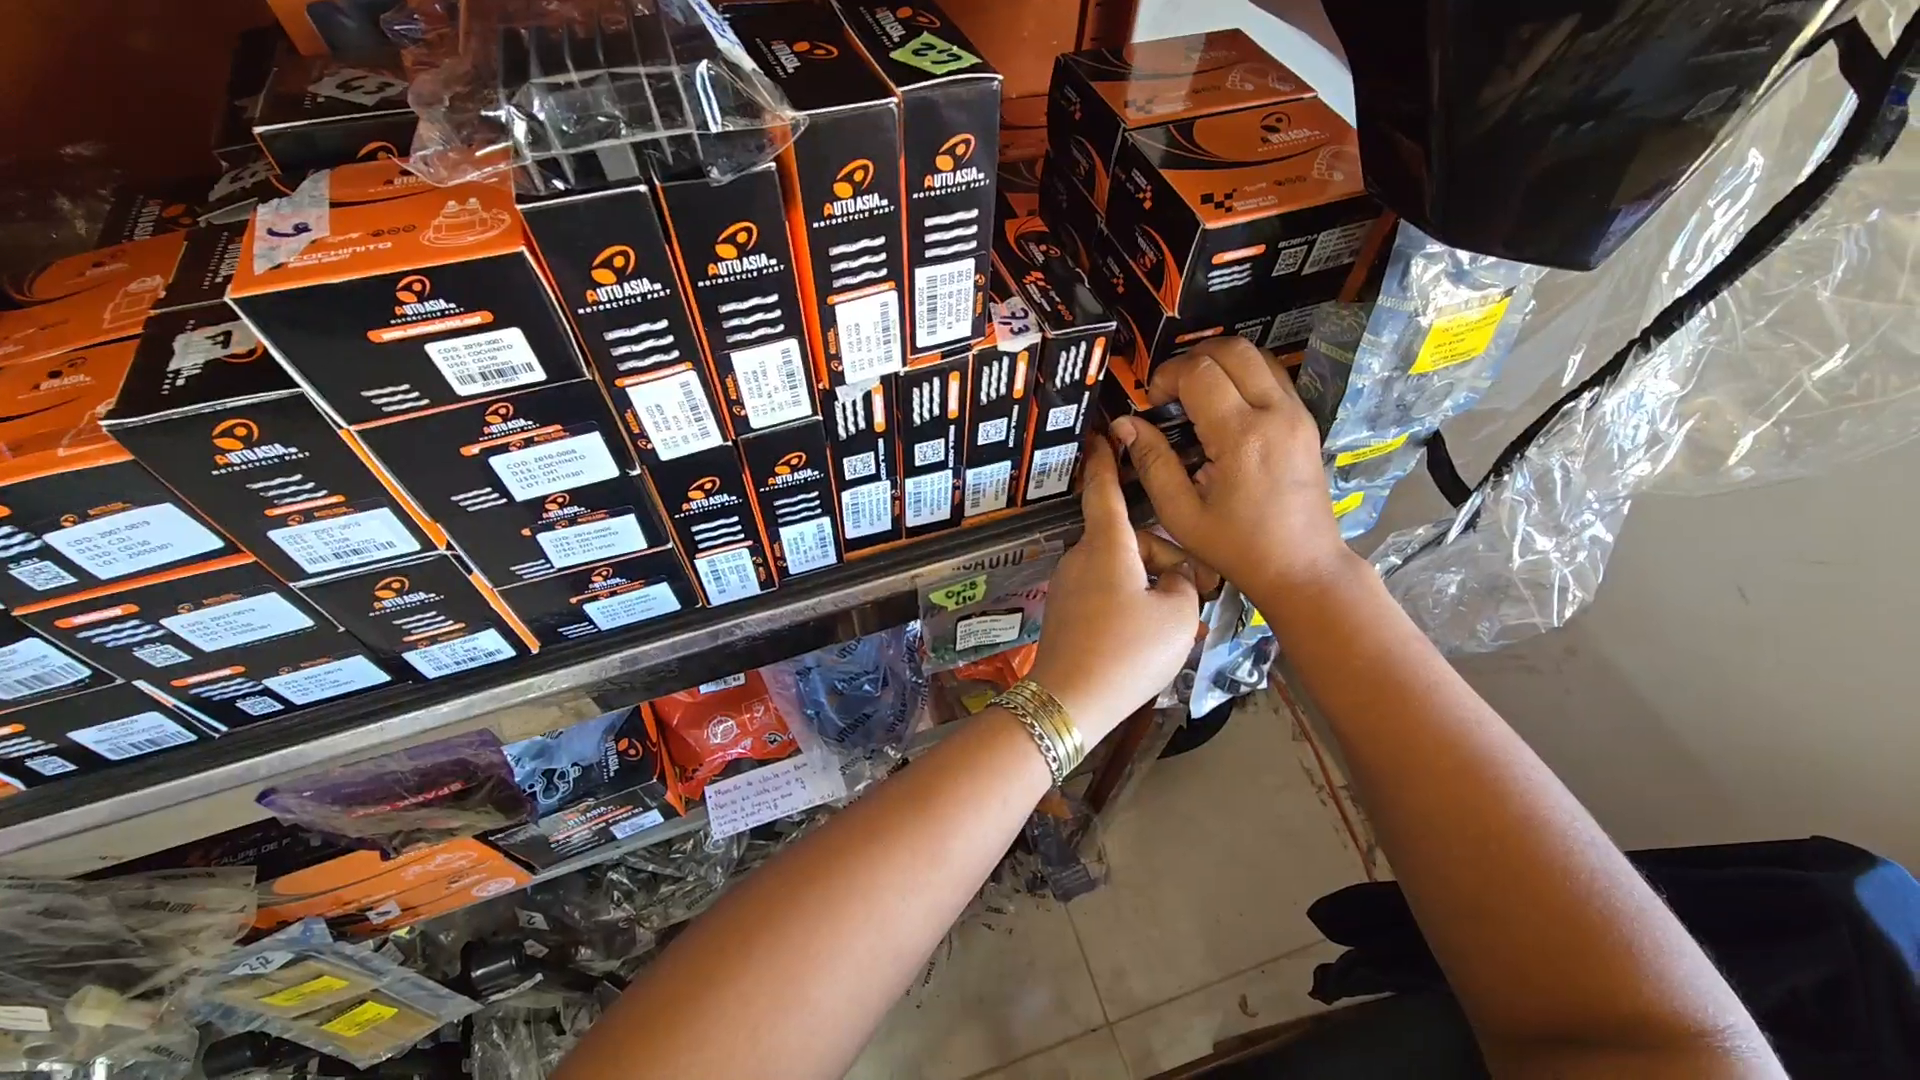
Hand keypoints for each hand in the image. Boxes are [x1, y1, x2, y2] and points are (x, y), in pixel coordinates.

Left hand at [1028, 438, 1202, 742]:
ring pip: (1121, 571)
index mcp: (1107, 545)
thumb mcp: (1179, 613)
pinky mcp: (1066, 612)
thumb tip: (1173, 577)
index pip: (1105, 490)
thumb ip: (1184, 582)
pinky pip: (1106, 594)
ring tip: (1173, 627)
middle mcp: (1081, 557)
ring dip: (1149, 586)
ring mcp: (1069, 586)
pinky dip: (1130, 605)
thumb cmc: (1129, 651)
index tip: (1103, 435)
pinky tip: (1146, 639)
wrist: (1071, 701)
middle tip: (1194, 598)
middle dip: (1164, 560)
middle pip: (1130, 541)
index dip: (1107, 461)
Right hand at [1109, 337, 1353, 596]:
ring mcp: (1296, 414)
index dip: (1167, 376)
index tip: (1153, 402)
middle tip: (1172, 391)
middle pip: (1232, 348)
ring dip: (1221, 363)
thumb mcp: (1181, 514)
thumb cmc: (1237, 548)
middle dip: (1193, 359)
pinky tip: (1224, 408)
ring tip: (1196, 395)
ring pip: (1257, 355)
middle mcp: (1274, 414)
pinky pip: (1273, 376)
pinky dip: (1244, 376)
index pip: (1200, 372)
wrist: (1302, 567)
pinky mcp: (1306, 421)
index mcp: (1240, 437)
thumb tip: (1125, 425)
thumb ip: (1152, 463)